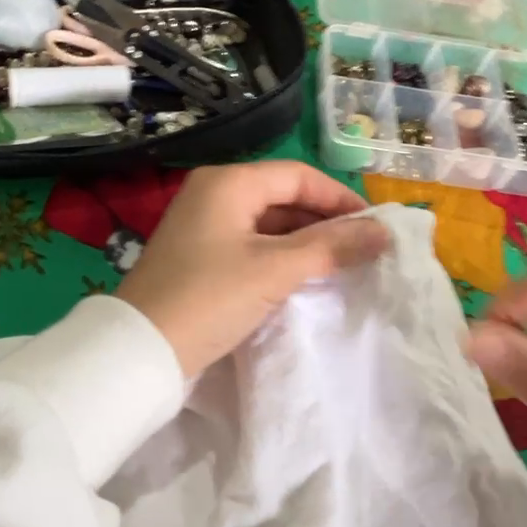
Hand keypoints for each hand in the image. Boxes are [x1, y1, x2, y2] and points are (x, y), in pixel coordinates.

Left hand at [116, 161, 391, 377]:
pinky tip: (304, 279)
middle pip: (283, 196)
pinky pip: (251, 245)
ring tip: (343, 267)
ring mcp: (203, 226)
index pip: (298, 175)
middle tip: (364, 250)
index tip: (376, 228)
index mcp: (228, 182)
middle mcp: (213, 194)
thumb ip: (331, 247)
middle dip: (325, 221)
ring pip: (268, 223)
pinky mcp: (199, 256)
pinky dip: (280, 257)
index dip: (340, 199)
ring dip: (304, 242)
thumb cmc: (209, 298)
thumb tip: (384, 232)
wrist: (142, 350)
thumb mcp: (274, 270)